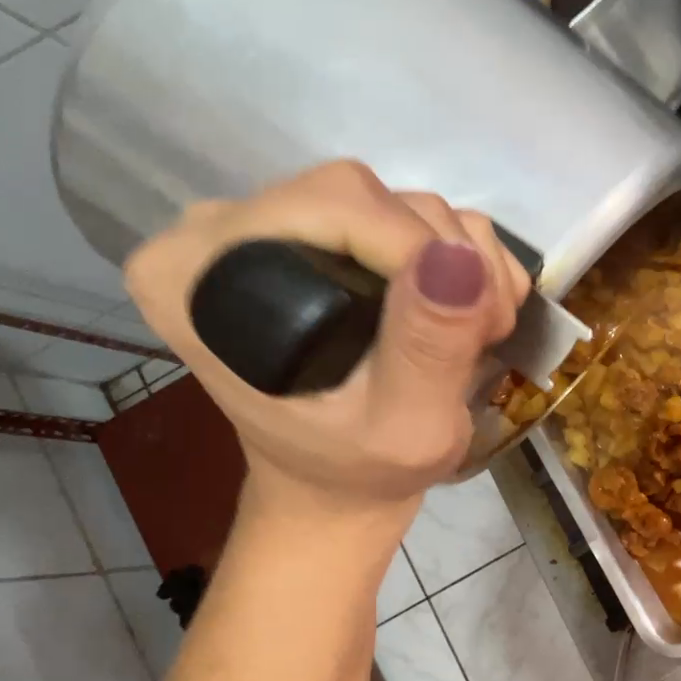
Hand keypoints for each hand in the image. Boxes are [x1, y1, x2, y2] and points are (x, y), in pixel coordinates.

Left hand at [124, 162, 530, 522]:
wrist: (343, 485)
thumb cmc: (362, 468)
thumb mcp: (407, 427)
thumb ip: (427, 347)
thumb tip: (460, 261)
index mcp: (198, 274)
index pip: (333, 205)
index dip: (418, 250)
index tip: (467, 325)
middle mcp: (220, 233)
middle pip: (368, 195)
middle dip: (447, 258)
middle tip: (481, 332)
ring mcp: (279, 230)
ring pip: (403, 202)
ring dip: (468, 263)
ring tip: (476, 333)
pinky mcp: (328, 237)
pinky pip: (418, 216)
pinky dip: (466, 258)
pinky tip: (469, 313)